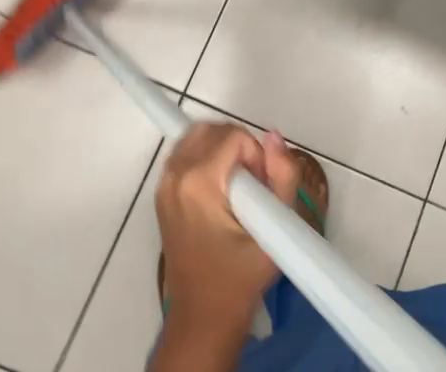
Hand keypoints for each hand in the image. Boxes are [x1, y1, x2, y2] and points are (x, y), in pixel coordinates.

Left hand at [156, 122, 300, 330]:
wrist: (204, 316)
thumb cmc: (241, 277)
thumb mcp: (276, 228)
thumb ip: (283, 178)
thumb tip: (275, 137)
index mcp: (199, 184)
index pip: (234, 136)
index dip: (256, 157)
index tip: (261, 190)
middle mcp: (174, 177)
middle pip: (211, 130)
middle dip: (239, 148)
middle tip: (253, 186)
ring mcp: (163, 185)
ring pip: (195, 137)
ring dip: (222, 150)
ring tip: (239, 188)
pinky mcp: (162, 194)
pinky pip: (184, 155)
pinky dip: (206, 159)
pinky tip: (222, 191)